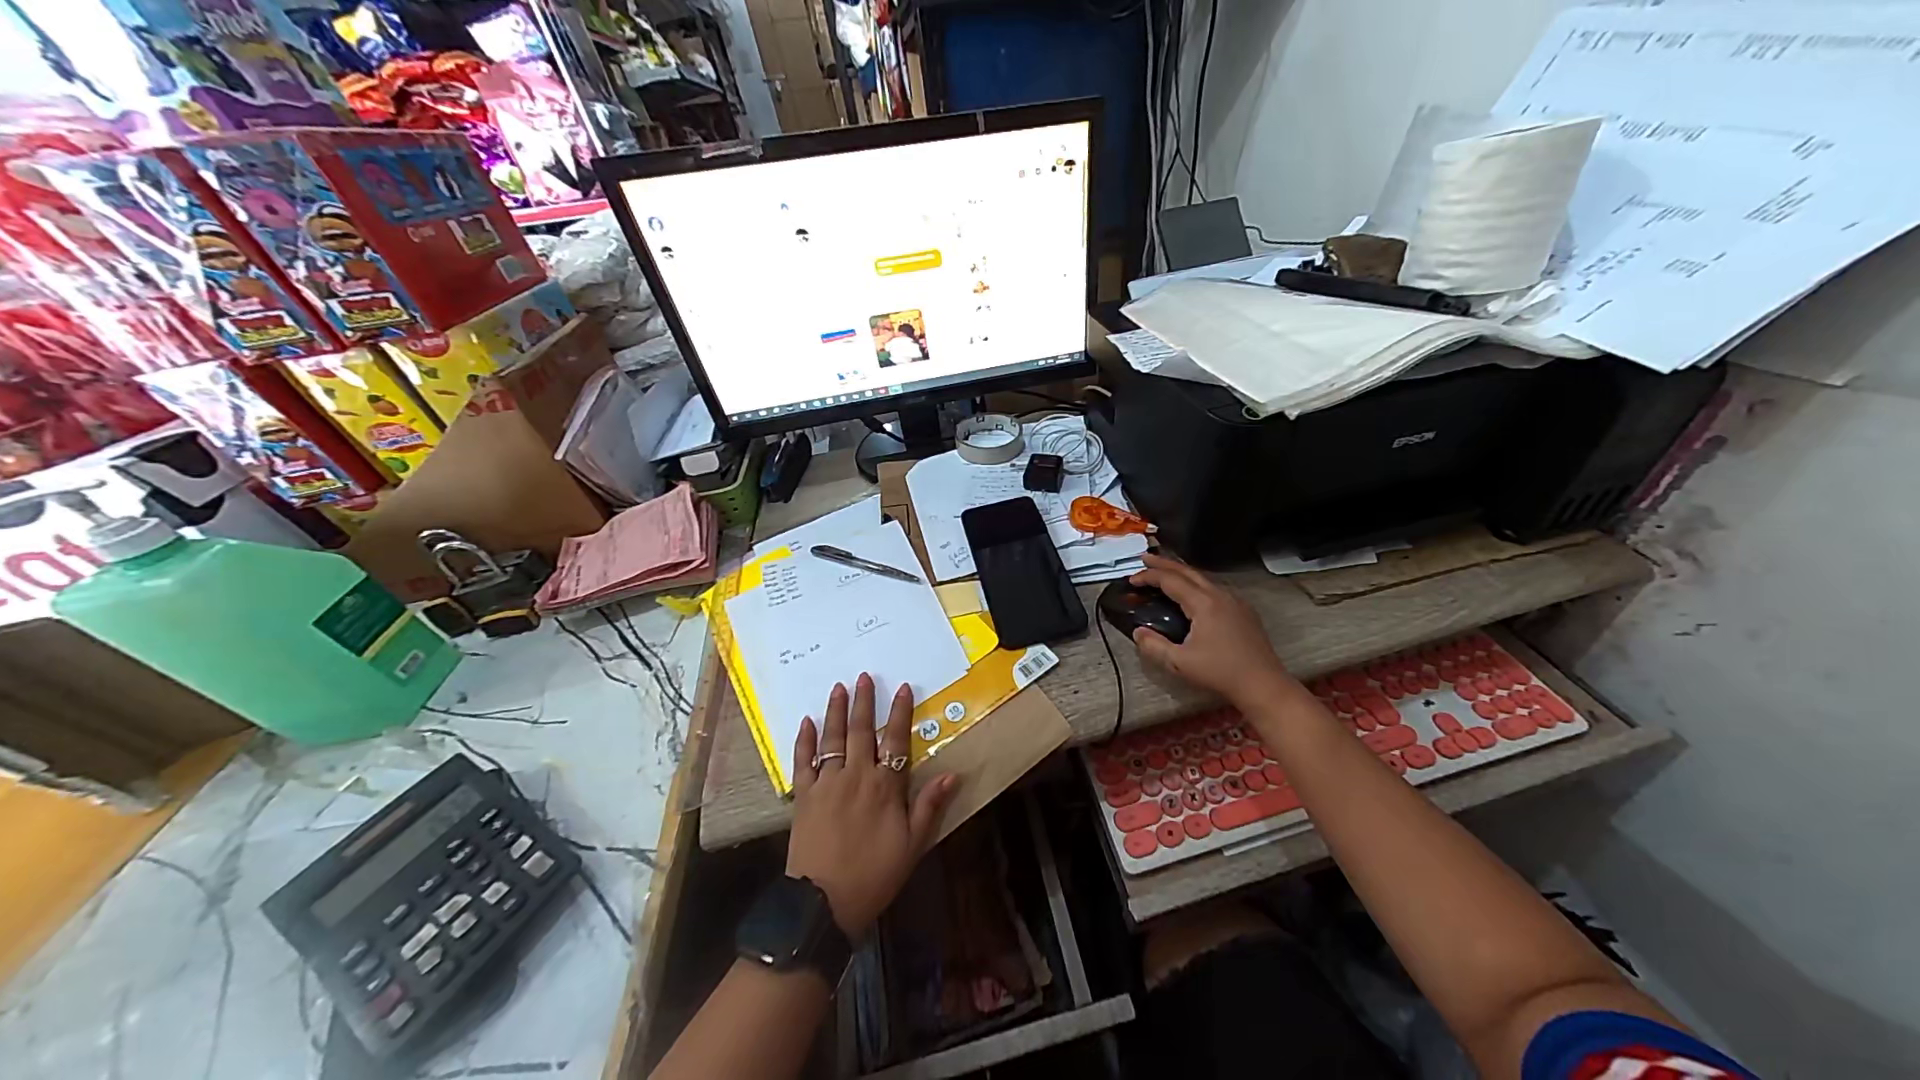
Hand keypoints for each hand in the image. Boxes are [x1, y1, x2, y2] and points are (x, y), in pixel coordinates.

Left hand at [787, 674, 958, 938]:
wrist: (824, 901)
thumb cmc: (875, 874)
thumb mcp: (913, 844)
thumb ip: (929, 806)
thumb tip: (952, 774)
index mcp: (885, 786)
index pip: (895, 740)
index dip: (899, 713)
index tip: (901, 687)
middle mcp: (856, 775)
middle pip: (861, 731)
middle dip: (864, 702)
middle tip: (863, 676)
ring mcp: (826, 783)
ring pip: (832, 739)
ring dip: (835, 711)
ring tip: (838, 688)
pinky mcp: (803, 795)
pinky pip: (803, 761)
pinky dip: (804, 740)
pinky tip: (806, 722)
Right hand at [1129, 552, 1301, 708]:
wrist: (1263, 684)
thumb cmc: (1220, 673)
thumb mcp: (1179, 663)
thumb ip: (1154, 646)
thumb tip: (1138, 632)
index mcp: (1204, 603)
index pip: (1171, 580)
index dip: (1149, 577)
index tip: (1131, 579)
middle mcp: (1220, 595)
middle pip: (1188, 571)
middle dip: (1165, 563)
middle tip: (1145, 559)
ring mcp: (1235, 602)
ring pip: (1203, 578)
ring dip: (1182, 573)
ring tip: (1165, 573)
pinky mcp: (1244, 611)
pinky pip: (1215, 588)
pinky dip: (1196, 584)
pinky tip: (1192, 593)